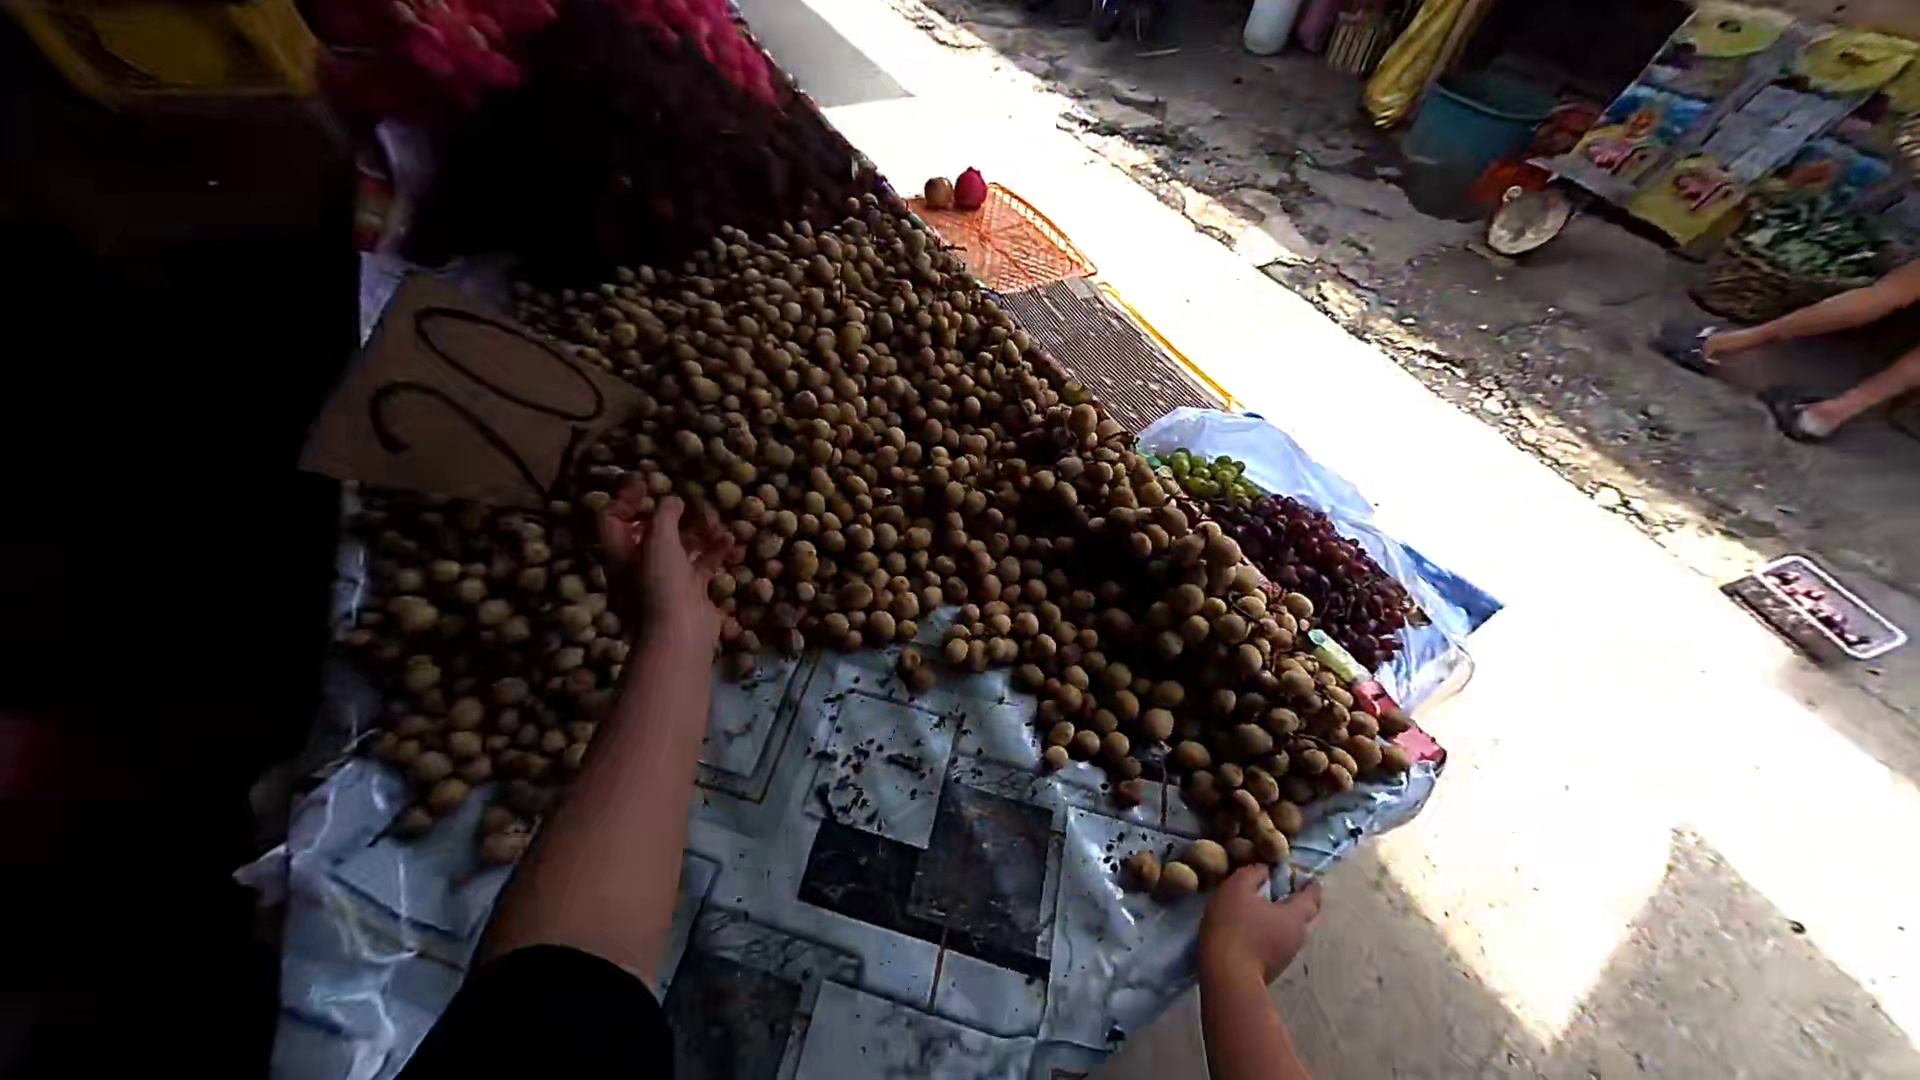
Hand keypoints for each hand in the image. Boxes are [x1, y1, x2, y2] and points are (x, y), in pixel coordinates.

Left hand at [596, 487, 732, 647]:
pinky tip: (730, 541)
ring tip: (717, 521)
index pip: (615, 518)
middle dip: (673, 514)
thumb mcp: (659, 541)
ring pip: (682, 546)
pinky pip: (703, 563)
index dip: (628, 498)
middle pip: (652, 530)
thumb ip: (665, 515)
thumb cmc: (660, 583)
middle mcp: (641, 565)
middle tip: (692, 501)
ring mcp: (668, 578)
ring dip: (699, 531)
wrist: (681, 632)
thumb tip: (673, 499)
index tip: (648, 482)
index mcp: (621, 554)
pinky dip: (715, 550)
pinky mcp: (692, 589)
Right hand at [1199, 866, 1322, 984]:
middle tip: (1292, 888)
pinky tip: (1261, 924)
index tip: (1311, 877)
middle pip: (1307, 916)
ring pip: (1294, 930)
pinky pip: (1281, 940)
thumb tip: (1265, 868)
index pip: (1311, 898)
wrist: (1229, 974)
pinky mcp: (1275, 966)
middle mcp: (1297, 937)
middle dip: (1303, 901)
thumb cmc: (1235, 925)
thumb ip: (1252, 874)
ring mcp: (1287, 955)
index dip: (1312, 886)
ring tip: (1272, 903)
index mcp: (1294, 917)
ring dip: (1287, 916)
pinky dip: (1277, 928)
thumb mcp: (1237, 888)